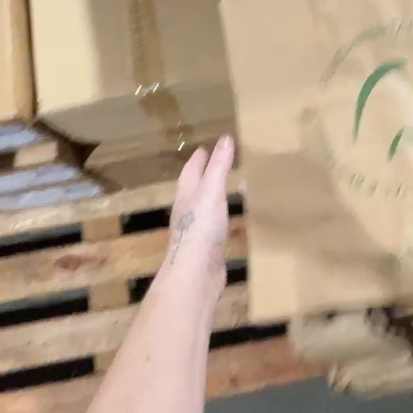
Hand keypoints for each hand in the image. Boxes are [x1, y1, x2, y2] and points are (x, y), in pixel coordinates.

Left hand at [159, 137, 235, 290]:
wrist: (195, 274)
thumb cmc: (201, 228)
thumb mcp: (212, 191)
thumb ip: (219, 166)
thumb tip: (225, 137)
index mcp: (186, 194)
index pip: (192, 170)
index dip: (199, 158)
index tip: (206, 147)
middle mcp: (187, 210)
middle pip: (194, 187)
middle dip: (203, 174)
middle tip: (217, 162)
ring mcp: (196, 230)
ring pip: (203, 206)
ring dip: (211, 195)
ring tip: (225, 187)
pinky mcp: (206, 247)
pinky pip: (213, 225)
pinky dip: (219, 216)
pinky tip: (226, 219)